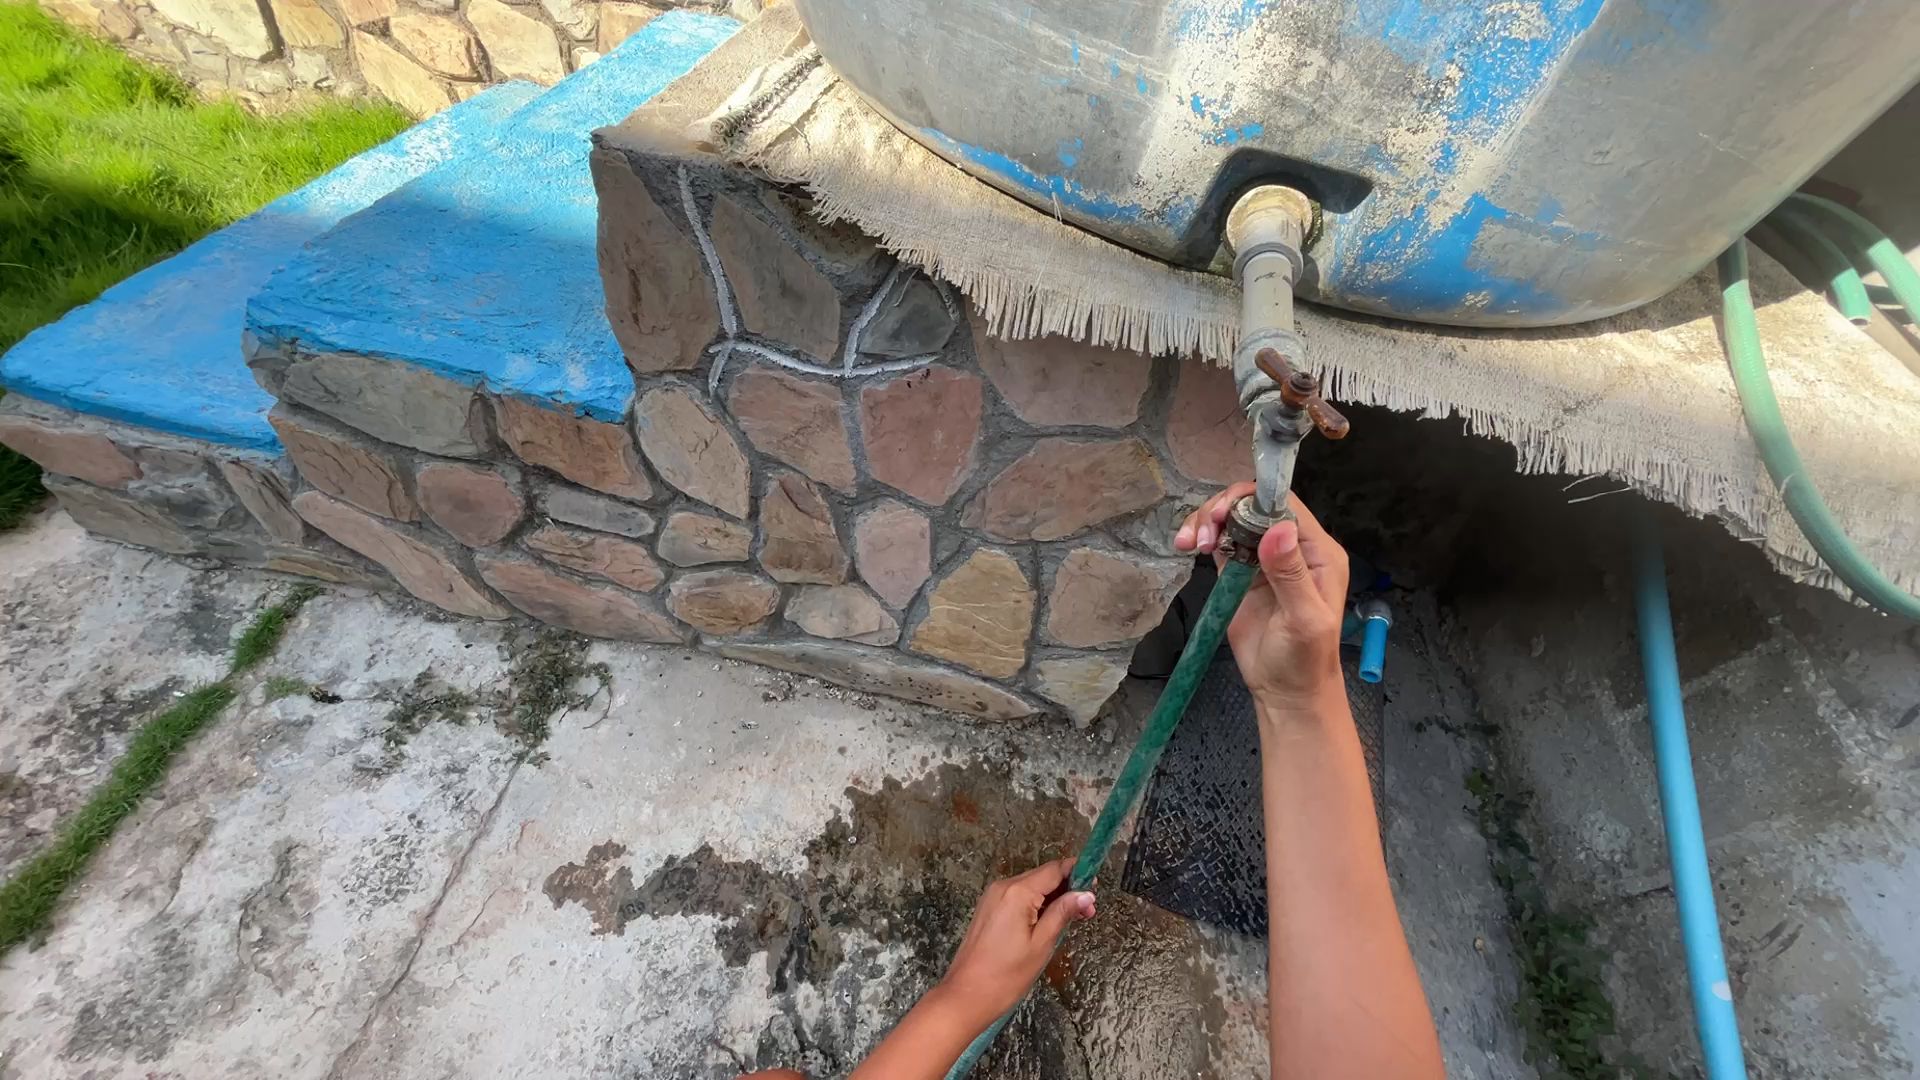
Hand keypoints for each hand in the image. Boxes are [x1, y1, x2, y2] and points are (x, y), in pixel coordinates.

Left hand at [934, 858, 1095, 1026]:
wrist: (966, 995)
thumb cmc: (1007, 974)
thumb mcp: (1041, 944)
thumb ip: (1063, 914)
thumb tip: (1087, 894)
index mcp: (1018, 891)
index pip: (1053, 869)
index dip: (1076, 872)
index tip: (1095, 882)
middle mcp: (1004, 885)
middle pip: (1042, 876)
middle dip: (1067, 888)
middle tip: (1087, 911)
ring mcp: (993, 895)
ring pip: (1030, 886)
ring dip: (1052, 897)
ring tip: (1072, 919)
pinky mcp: (989, 907)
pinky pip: (1018, 897)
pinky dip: (1035, 904)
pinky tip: (1048, 921)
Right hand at [1174, 484, 1348, 712]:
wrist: (1285, 691)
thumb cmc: (1305, 660)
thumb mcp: (1304, 619)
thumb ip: (1291, 575)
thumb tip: (1277, 529)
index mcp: (1316, 553)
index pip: (1284, 506)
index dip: (1251, 500)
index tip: (1222, 513)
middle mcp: (1289, 549)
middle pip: (1252, 506)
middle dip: (1222, 509)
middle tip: (1202, 534)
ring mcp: (1261, 559)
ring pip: (1231, 520)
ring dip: (1206, 522)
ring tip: (1189, 543)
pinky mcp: (1237, 572)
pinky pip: (1219, 542)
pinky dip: (1201, 537)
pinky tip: (1188, 547)